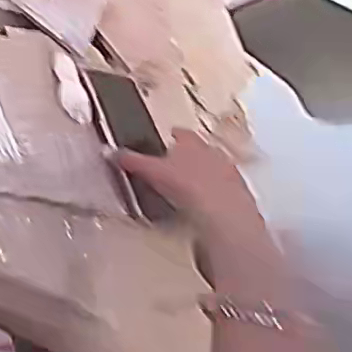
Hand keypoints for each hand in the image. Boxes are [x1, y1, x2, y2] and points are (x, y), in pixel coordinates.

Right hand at [113, 128, 270, 258]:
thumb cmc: (184, 185)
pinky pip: (225, 191)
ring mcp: (232, 176)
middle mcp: (215, 155)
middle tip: (176, 164)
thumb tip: (109, 151)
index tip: (169, 137)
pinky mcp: (243, 198)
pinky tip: (204, 205)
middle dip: (190, 156)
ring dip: (205, 175)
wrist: (225, 217)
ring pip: (216, 170)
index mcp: (193, 144)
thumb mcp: (149, 171)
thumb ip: (130, 160)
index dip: (174, 135)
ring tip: (189, 186)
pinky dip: (215, 194)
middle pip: (202, 150)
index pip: (183, 133)